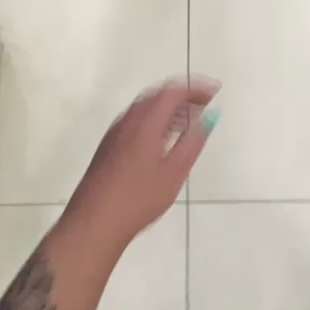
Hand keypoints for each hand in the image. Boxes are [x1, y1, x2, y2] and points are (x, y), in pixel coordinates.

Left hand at [61, 78, 219, 252]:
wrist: (95, 222)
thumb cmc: (140, 198)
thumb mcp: (175, 171)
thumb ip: (193, 141)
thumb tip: (209, 117)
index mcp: (145, 122)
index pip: (172, 92)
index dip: (195, 88)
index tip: (215, 92)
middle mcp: (127, 121)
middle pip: (156, 95)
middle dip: (181, 95)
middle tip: (203, 104)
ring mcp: (114, 134)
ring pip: (143, 108)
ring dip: (167, 108)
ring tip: (188, 121)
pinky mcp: (108, 147)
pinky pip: (135, 121)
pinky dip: (154, 120)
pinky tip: (163, 140)